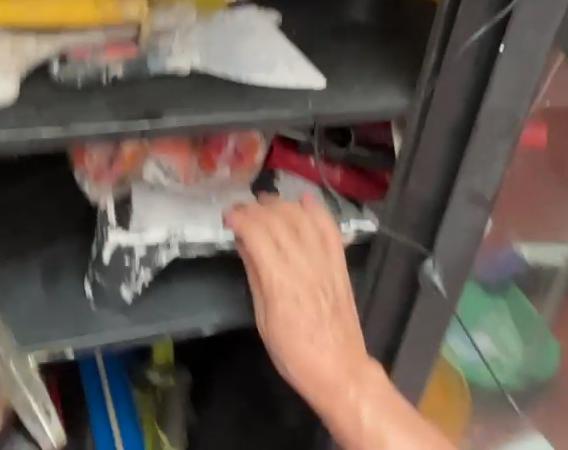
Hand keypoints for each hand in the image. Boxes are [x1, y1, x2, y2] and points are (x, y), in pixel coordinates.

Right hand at [226, 195, 376, 407]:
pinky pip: (328, 226)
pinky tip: (303, 199)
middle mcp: (303, 262)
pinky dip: (315, 209)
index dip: (240, 218)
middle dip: (256, 208)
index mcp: (280, 280)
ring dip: (281, 204)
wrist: (339, 368)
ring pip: (302, 216)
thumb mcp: (263, 319)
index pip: (257, 233)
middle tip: (241, 210)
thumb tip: (243, 243)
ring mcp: (325, 259)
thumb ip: (255, 275)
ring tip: (265, 204)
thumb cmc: (293, 352)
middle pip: (278, 219)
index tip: (227, 217)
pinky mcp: (340, 261)